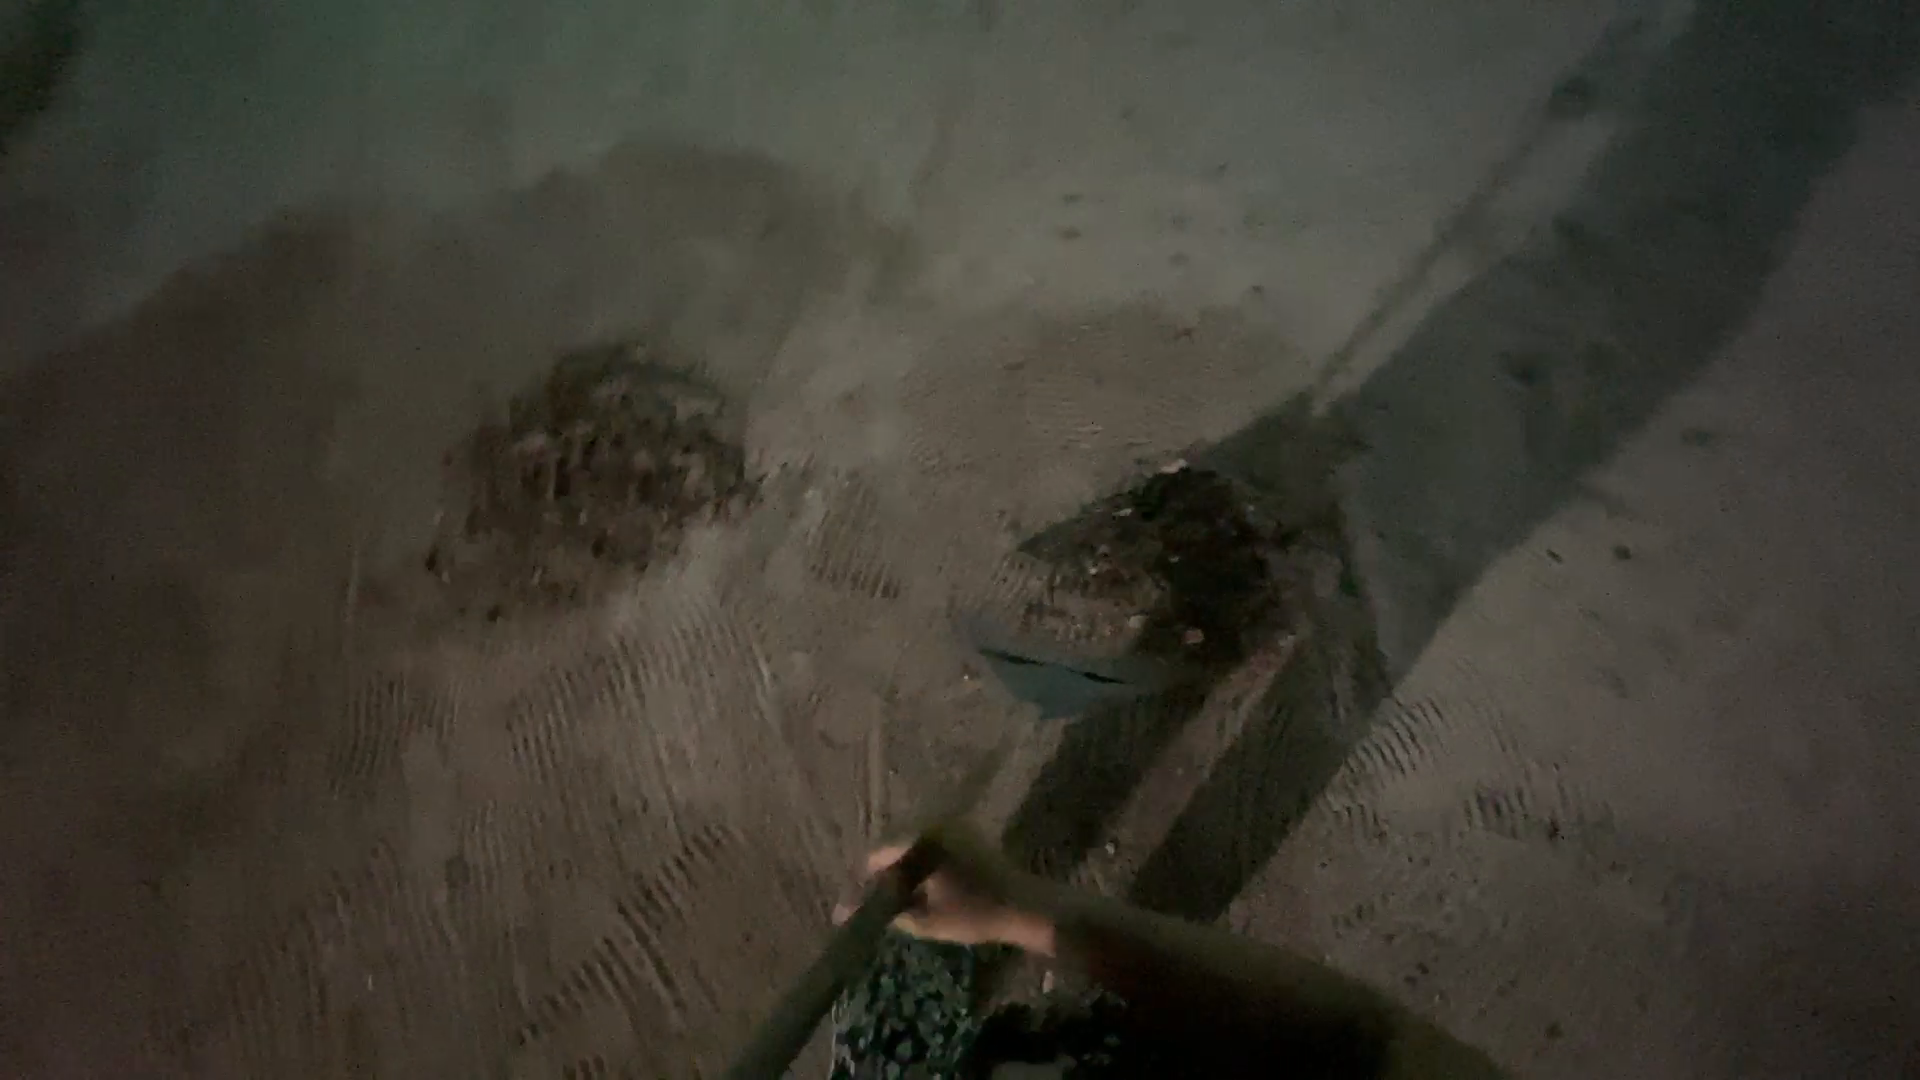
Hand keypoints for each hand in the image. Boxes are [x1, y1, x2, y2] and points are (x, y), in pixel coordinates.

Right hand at [832, 822, 1056, 953]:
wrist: (1024, 904)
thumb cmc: (974, 912)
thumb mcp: (926, 920)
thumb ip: (889, 911)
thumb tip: (852, 913)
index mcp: (922, 839)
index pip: (879, 853)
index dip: (864, 878)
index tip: (854, 901)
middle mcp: (935, 824)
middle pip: (895, 845)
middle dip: (882, 872)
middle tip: (873, 900)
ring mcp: (953, 826)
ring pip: (914, 844)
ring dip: (902, 866)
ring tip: (895, 895)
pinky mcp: (967, 833)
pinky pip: (932, 844)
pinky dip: (921, 862)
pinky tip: (921, 885)